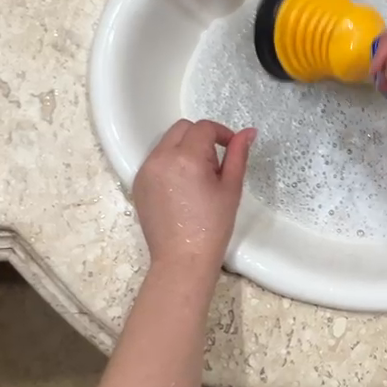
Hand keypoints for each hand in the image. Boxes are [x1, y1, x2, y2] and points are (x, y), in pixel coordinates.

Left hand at [132, 119, 255, 275]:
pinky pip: (156, 160)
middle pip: (182, 128)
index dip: (221, 133)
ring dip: (185, 149)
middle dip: (201, 138)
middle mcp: (161, 159)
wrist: (183, 259)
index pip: (203, 128)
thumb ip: (238, 155)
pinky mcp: (138, 183)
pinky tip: (183, 189)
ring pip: (167, 143)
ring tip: (199, 179)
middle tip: (215, 165)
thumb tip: (248, 132)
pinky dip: (171, 163)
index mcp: (186, 159)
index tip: (231, 148)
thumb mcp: (231, 188)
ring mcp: (146, 171)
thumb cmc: (213, 227)